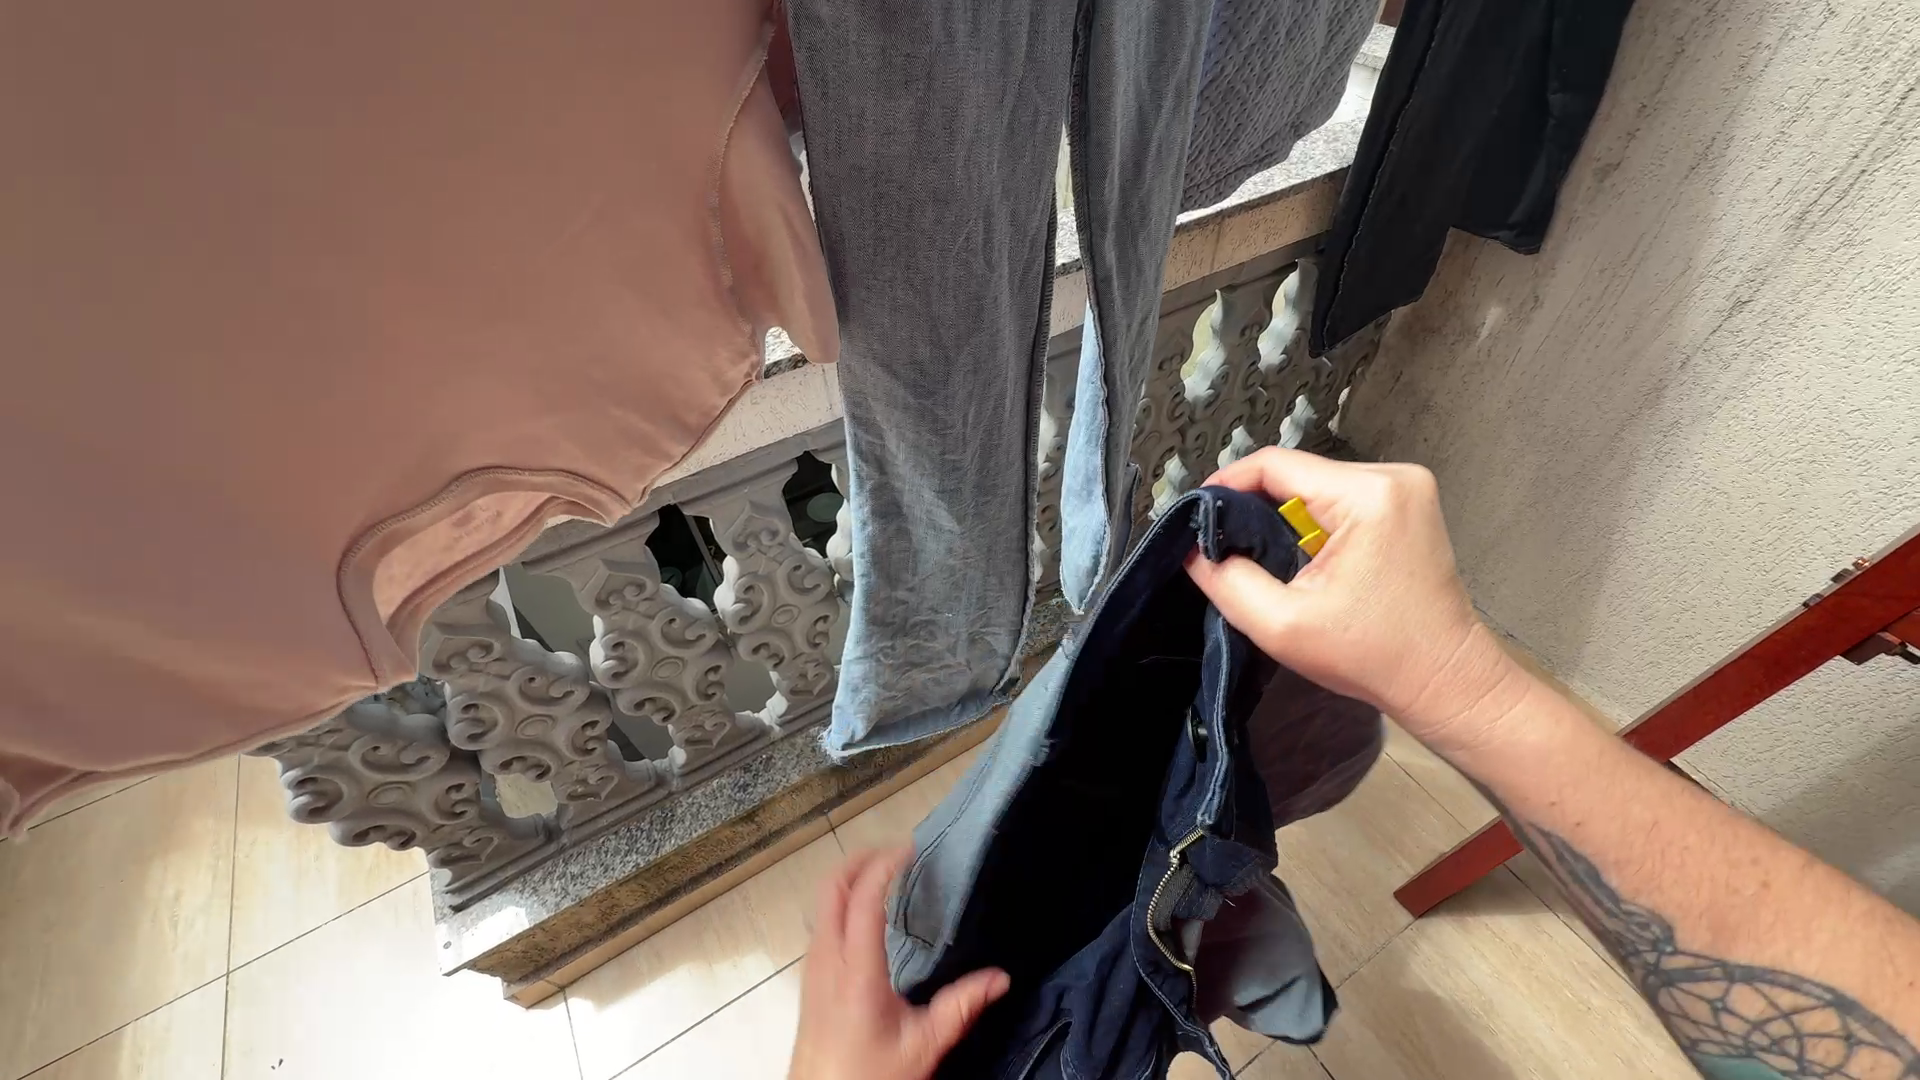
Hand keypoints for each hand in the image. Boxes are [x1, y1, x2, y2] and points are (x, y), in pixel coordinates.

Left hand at [788, 847, 1009, 1079]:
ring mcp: (813, 964)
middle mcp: (828, 957)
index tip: (911, 848)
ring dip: (851, 876)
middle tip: (897, 852)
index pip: (864, 896)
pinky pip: (822, 918)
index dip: (885, 864)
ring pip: (823, 899)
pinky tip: (867, 911)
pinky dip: (842, 898)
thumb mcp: (921, 1047)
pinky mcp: (809, 975)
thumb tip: (1000, 978)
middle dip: (862, 858)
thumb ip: (960, 1008)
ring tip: (887, 874)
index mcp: (857, 969)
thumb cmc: (869, 1076)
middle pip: (832, 885)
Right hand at [1184, 448, 1527, 753]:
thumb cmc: (1371, 656)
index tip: (1196, 516)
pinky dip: (1306, 519)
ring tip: (1252, 550)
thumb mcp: (1280, 625)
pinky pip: (1336, 496)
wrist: (1445, 680)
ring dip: (1278, 513)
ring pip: (1312, 484)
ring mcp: (1404, 488)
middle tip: (1220, 541)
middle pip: (1294, 472)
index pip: (1274, 464)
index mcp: (1367, 495)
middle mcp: (1392, 477)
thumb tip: (1191, 549)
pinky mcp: (1406, 504)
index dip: (1225, 484)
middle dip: (1251, 503)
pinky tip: (1293, 551)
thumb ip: (1225, 580)